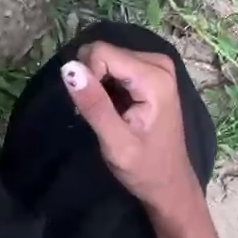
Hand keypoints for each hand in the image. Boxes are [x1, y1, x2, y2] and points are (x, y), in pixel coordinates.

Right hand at [62, 41, 201, 216]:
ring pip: (105, 56)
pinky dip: (105, 83)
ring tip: (106, 112)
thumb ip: (93, 104)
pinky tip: (113, 107)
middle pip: (104, 51)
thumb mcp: (115, 143)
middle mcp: (158, 62)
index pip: (101, 52)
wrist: (169, 185)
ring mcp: (156, 65)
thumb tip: (68, 67)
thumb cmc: (144, 168)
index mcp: (154, 77)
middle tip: (98, 113)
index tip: (92, 108)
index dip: (88, 77)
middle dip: (92, 79)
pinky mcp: (150, 70)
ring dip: (97, 82)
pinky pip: (113, 63)